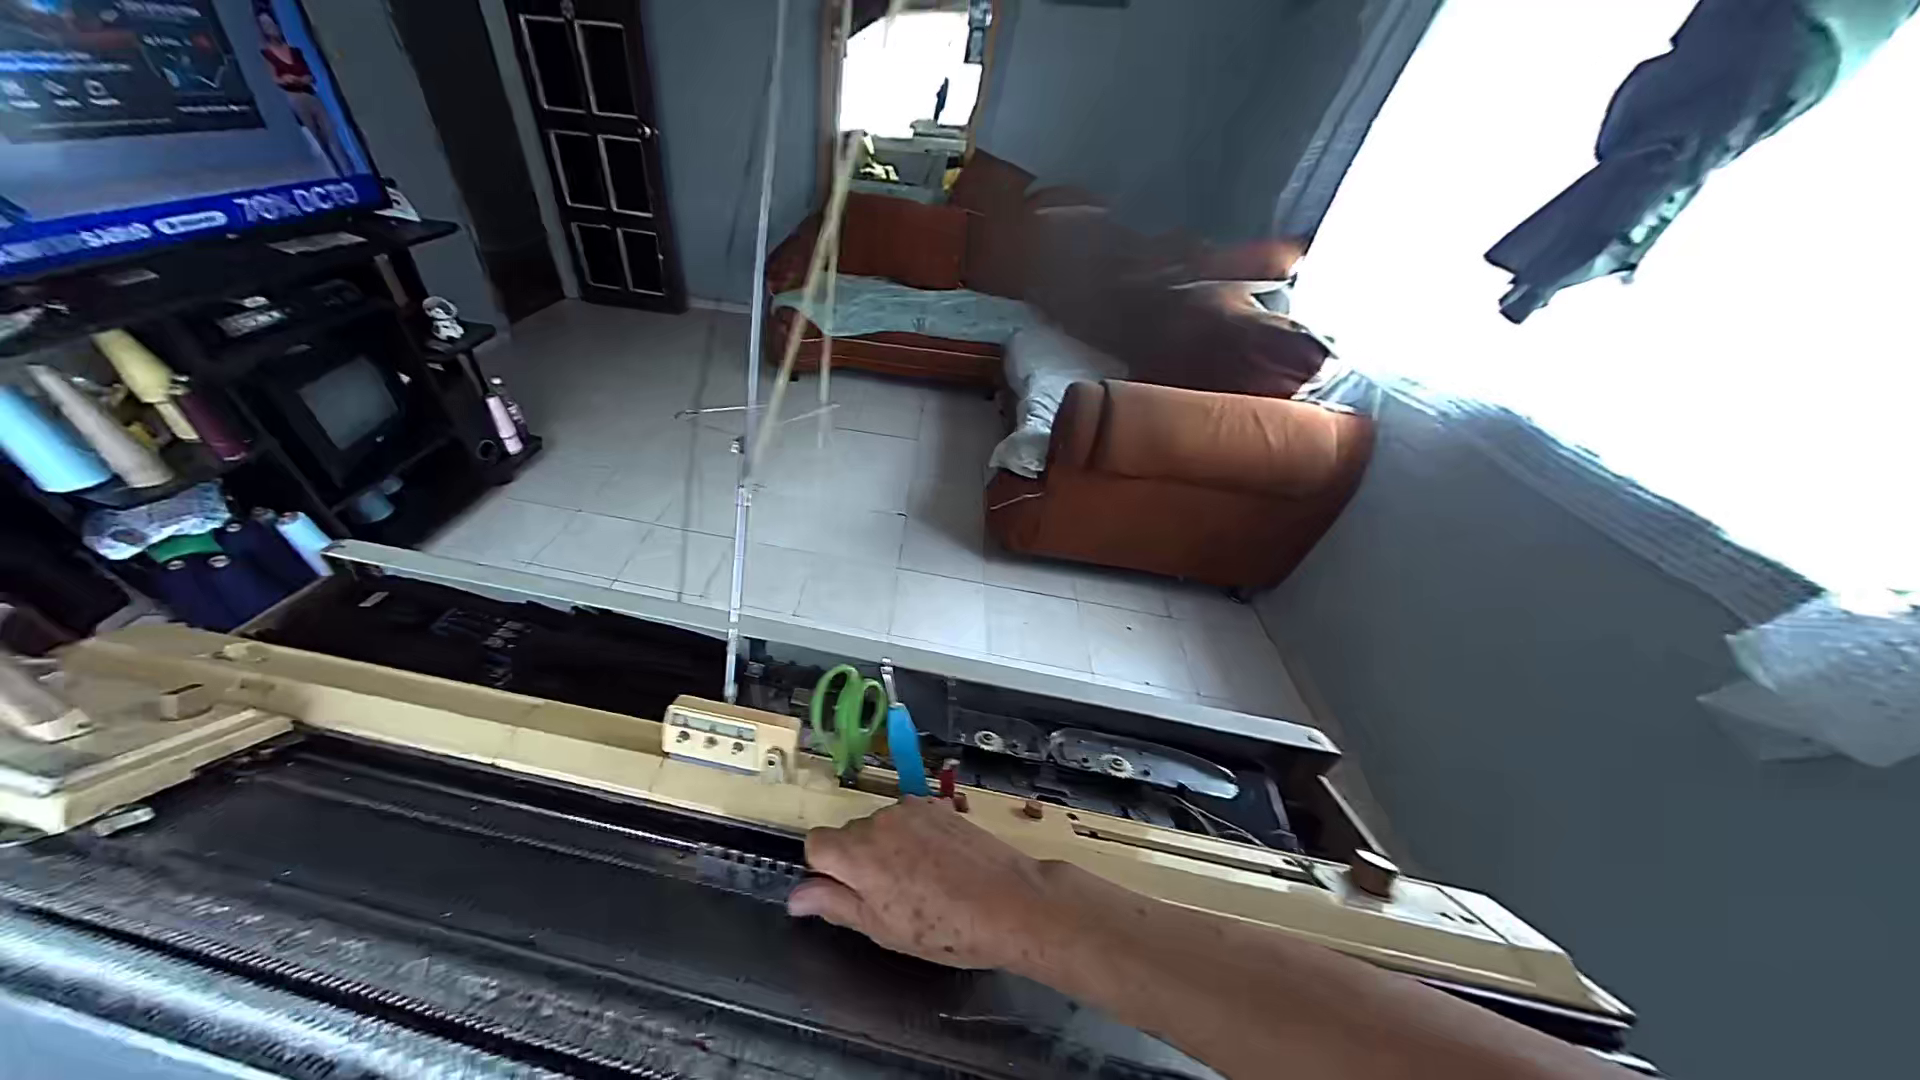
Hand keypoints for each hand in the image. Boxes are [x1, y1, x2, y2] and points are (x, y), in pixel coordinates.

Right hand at [788, 797, 1068, 970]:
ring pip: (880, 825)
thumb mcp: (881, 928)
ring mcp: (911, 807)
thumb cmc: (942, 927)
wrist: (1007, 899)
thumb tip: (796, 896)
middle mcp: (879, 819)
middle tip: (888, 896)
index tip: (845, 892)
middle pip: (849, 834)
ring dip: (886, 847)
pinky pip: (908, 817)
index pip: (815, 843)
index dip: (824, 870)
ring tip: (918, 882)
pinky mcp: (938, 804)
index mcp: (857, 852)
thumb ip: (834, 904)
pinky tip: (937, 863)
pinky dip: (912, 835)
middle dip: (857, 861)